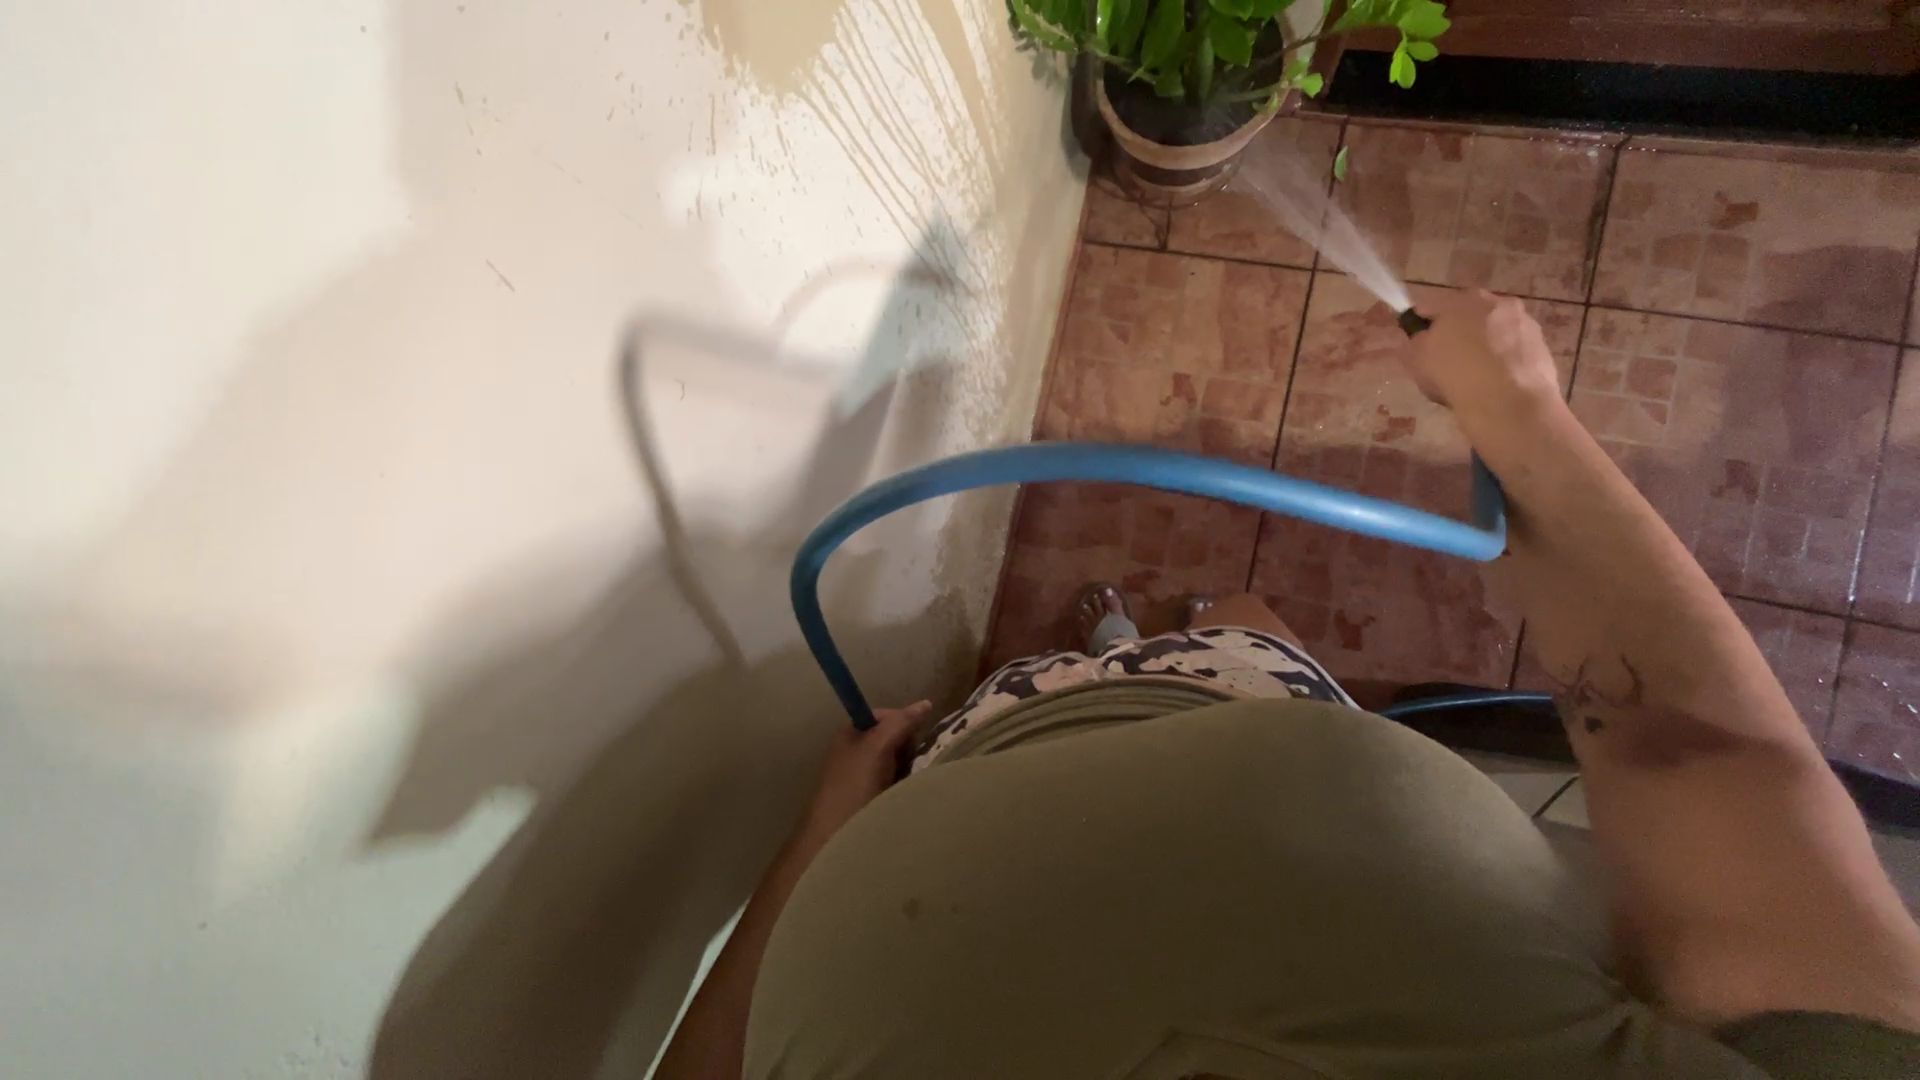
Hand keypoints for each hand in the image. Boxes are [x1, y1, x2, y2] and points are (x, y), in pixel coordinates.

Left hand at [797, 702, 931, 842]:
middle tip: (908, 765)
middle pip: (895, 739)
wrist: (834, 837)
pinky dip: (903, 788)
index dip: (903, 723)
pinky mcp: (869, 800)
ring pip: (898, 763)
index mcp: (851, 733)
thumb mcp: (877, 746)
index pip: (887, 716)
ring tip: (907, 784)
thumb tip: (926, 703)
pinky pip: (896, 784)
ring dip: (907, 771)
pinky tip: (904, 797)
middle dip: (907, 750)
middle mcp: (856, 751)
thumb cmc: (853, 785)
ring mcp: (862, 777)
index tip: (913, 739)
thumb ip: (901, 722)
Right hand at [1404, 289, 1561, 425]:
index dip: (1419, 324)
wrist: (1508, 400)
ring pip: (1492, 329)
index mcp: (1460, 300)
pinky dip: (1502, 357)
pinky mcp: (1540, 342)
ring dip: (1482, 343)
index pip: (1430, 305)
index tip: (1415, 344)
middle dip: (1455, 330)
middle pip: (1466, 313)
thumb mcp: (1416, 361)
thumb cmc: (1454, 374)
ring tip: (1473, 373)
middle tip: (1445, 358)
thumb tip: (1418, 338)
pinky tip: (1494, 380)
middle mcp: (1495, 301)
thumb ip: (1411, 343)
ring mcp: (1523, 320)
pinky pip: (1512, 346)